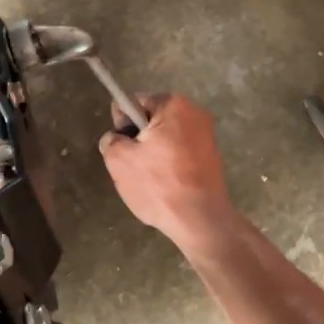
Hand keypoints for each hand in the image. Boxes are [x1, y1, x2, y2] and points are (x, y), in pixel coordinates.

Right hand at [98, 93, 237, 245]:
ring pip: (165, 140)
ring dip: (154, 155)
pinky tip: (167, 187)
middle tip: (136, 167)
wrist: (200, 220)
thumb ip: (111, 140)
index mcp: (174, 104)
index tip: (126, 149)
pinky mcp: (212, 157)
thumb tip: (116, 138)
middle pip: (151, 121)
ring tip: (152, 181)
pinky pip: (180, 154)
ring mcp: (207, 135)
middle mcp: (195, 112)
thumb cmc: (159, 184)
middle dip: (140, 141)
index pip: (134, 103)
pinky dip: (170, 166)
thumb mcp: (119, 160)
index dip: (123, 125)